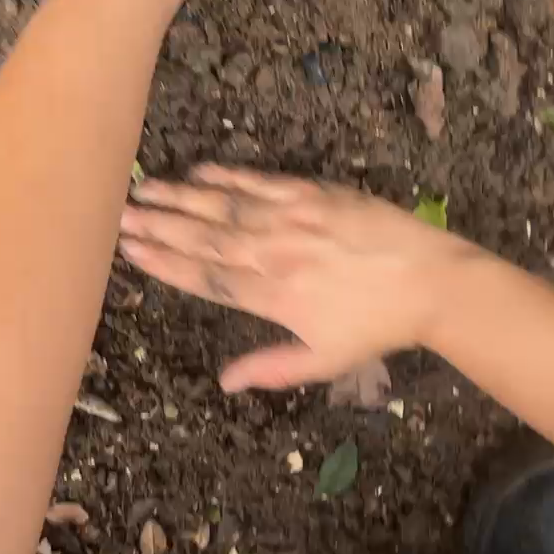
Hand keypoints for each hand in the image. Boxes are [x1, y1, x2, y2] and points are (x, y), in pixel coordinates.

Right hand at [118, 166, 492, 391]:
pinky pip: (262, 181)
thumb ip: (271, 368)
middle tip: (121, 215)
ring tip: (145, 190)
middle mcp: (275, 253)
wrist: (431, 281)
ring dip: (182, 198)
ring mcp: (293, 218)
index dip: (166, 264)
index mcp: (274, 297)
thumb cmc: (376, 326)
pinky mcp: (313, 193)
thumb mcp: (326, 360)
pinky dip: (229, 175)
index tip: (131, 251)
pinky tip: (199, 170)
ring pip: (226, 205)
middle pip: (205, 237)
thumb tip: (223, 383)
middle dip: (159, 226)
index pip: (207, 278)